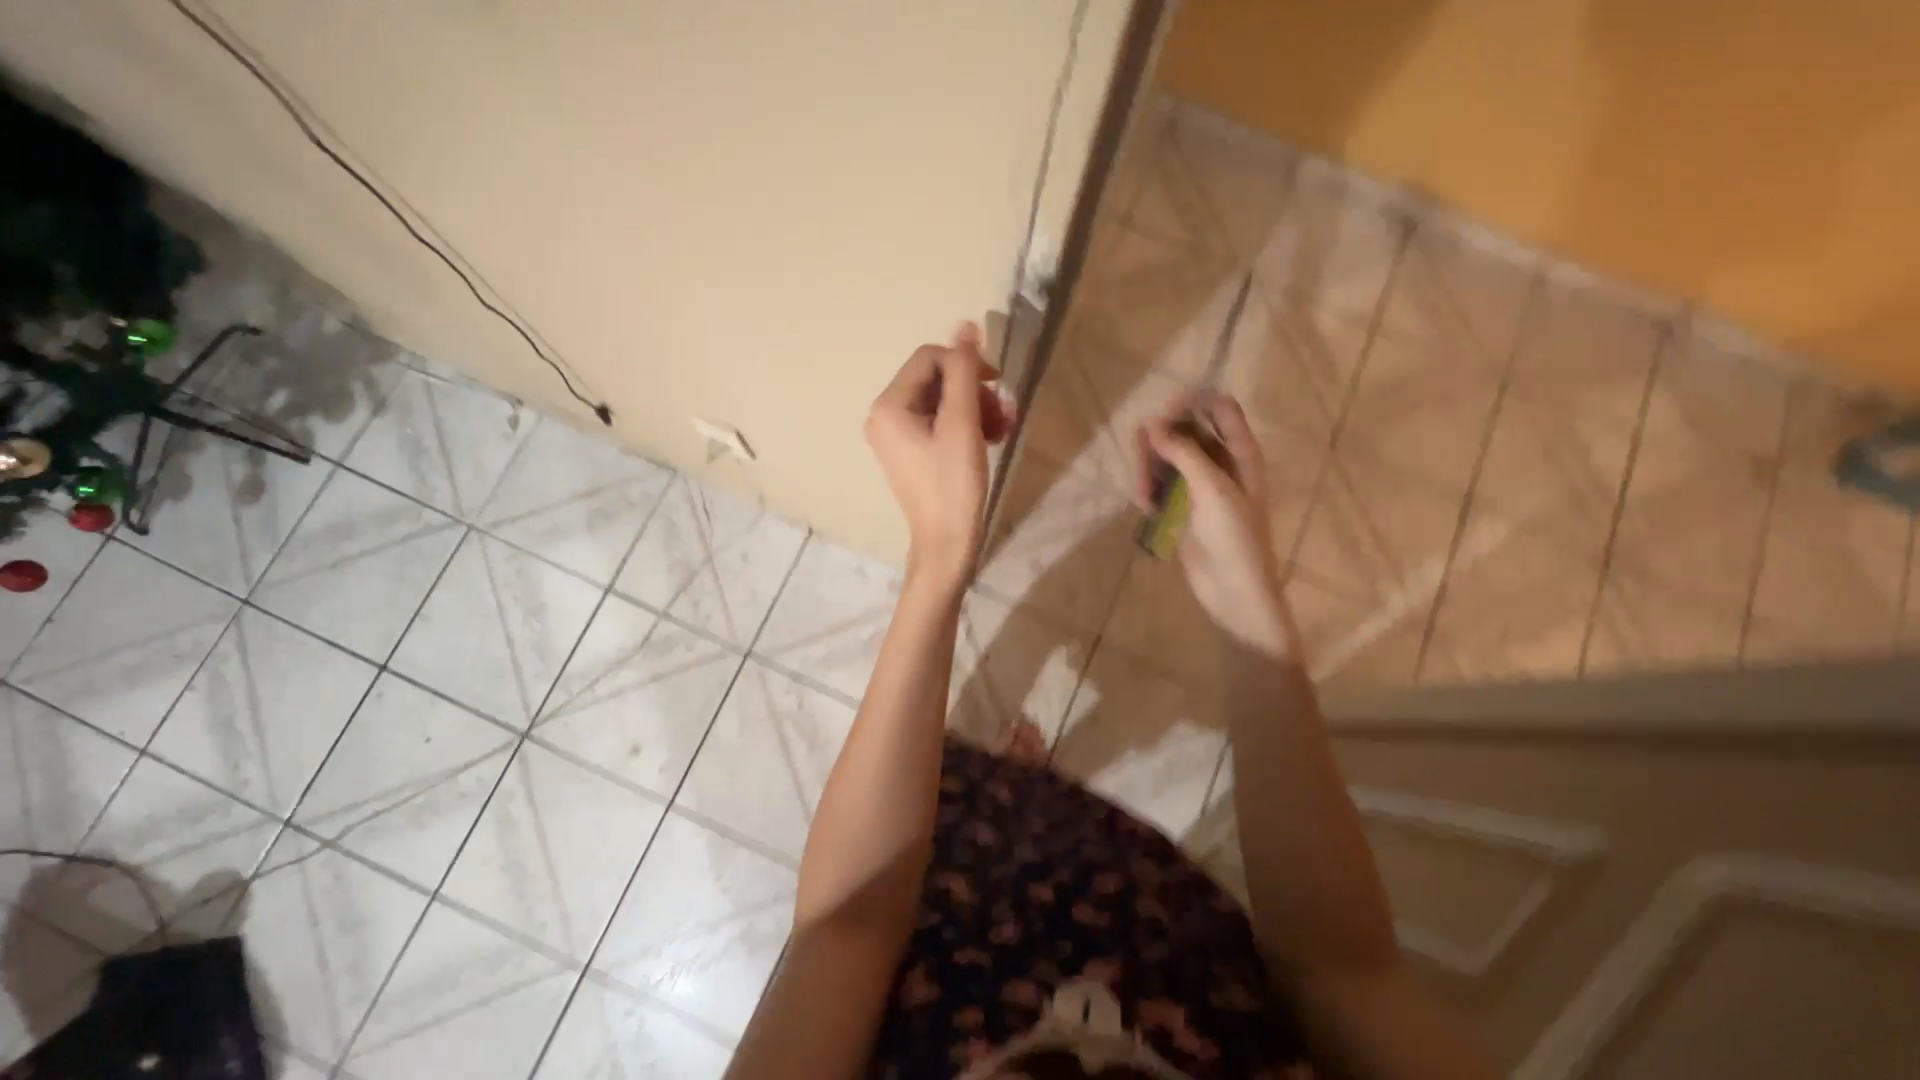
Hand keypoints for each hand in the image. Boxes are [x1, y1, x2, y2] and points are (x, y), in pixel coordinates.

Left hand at [866, 323, 1015, 582]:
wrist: (947, 542)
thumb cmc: (953, 483)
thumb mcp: (962, 422)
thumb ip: (963, 370)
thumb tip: (965, 325)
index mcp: (889, 405)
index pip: (931, 358)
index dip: (967, 364)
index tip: (999, 384)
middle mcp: (885, 415)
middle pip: (937, 380)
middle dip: (975, 391)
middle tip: (1005, 414)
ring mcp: (897, 435)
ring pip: (943, 401)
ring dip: (977, 408)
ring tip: (1004, 429)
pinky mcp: (911, 452)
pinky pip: (940, 423)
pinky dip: (967, 425)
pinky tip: (992, 439)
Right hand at [1133, 392, 1299, 657]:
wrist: (1234, 591)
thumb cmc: (1235, 538)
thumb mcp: (1212, 490)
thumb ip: (1183, 453)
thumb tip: (1152, 424)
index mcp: (1240, 453)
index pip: (1218, 407)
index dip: (1192, 402)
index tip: (1163, 413)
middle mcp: (1221, 463)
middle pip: (1185, 430)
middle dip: (1161, 439)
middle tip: (1142, 455)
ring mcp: (1199, 486)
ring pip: (1166, 457)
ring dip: (1149, 467)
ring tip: (1142, 494)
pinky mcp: (1181, 507)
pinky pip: (1159, 484)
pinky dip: (1149, 489)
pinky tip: (1146, 508)